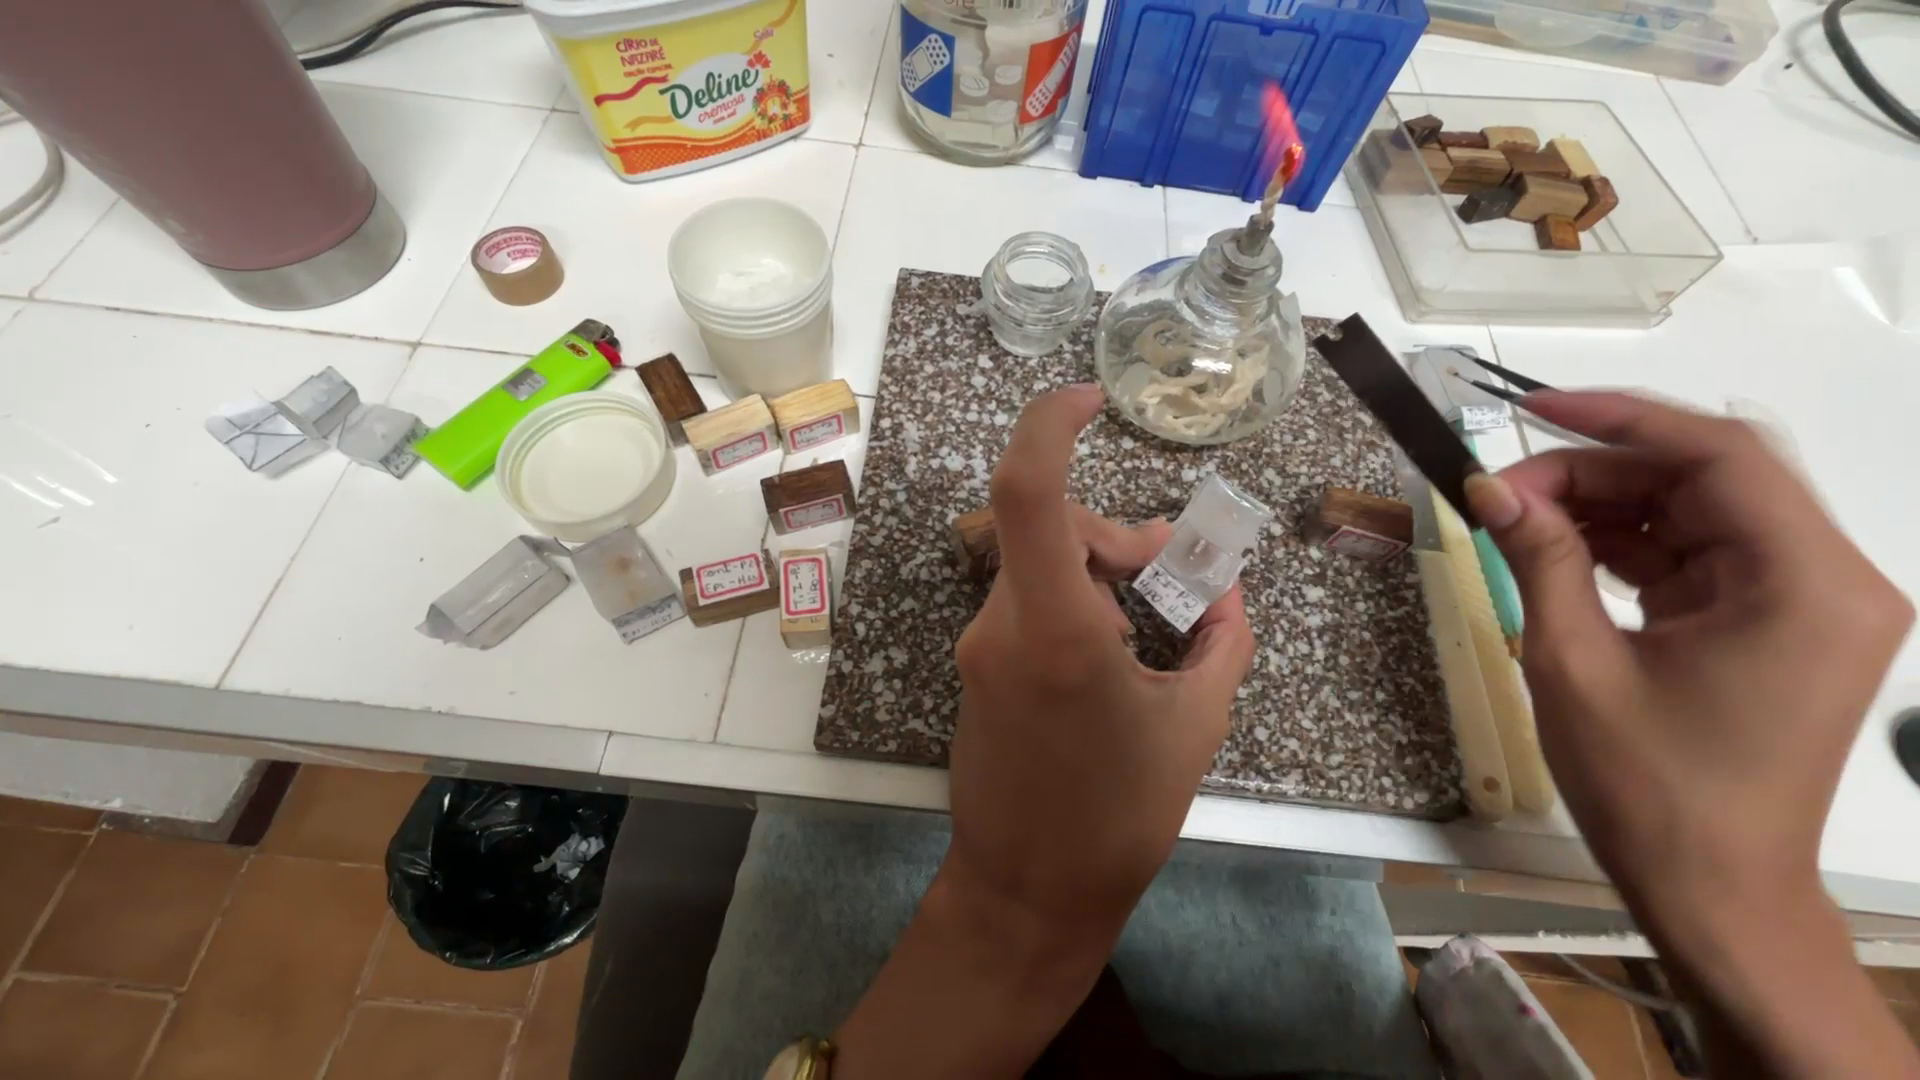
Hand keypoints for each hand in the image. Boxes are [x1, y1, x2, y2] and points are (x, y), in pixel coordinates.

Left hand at [946, 384, 1256, 930]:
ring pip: (1037, 562)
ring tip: (1150, 611)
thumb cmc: (1119, 818)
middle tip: (1171, 568)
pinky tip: (1111, 640)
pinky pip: (1025, 598)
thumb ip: (1222, 643)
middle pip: (1049, 526)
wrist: (1027, 891)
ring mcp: (978, 644)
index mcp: (1055, 631)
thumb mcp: (1196, 725)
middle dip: (1116, 533)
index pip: (1027, 492)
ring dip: (1096, 566)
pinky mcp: (974, 664)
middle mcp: (1001, 624)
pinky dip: (1071, 595)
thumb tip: (1228, 595)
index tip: (1090, 400)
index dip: (1049, 426)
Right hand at [1468, 391, 1911, 910]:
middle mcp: (1829, 579)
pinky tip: (1555, 546)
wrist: (1710, 886)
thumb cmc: (1645, 784)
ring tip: (1514, 518)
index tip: (1531, 407)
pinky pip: (1694, 554)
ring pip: (1695, 513)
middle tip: (1497, 490)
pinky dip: (1622, 543)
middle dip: (1595, 472)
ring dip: (1603, 506)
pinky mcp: (1771, 623)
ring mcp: (1803, 602)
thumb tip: (1487, 488)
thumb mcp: (1572, 661)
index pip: (1720, 456)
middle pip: (1707, 480)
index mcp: (1806, 584)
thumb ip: (1538, 558)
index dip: (1622, 419)